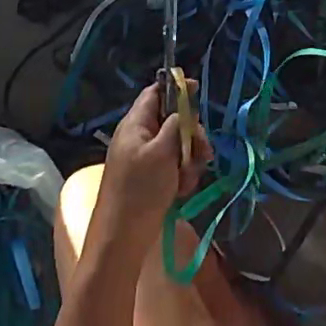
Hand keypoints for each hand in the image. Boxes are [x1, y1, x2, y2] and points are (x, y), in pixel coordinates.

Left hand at [94, 82, 211, 255]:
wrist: (123, 236)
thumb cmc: (140, 189)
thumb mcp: (161, 152)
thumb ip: (175, 125)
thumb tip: (183, 107)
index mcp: (135, 124)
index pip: (155, 93)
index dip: (175, 88)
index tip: (197, 90)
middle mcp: (139, 137)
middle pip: (172, 120)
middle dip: (190, 135)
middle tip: (202, 152)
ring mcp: (146, 158)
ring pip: (178, 146)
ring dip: (189, 160)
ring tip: (186, 179)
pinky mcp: (152, 178)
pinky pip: (174, 167)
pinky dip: (181, 176)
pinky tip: (181, 191)